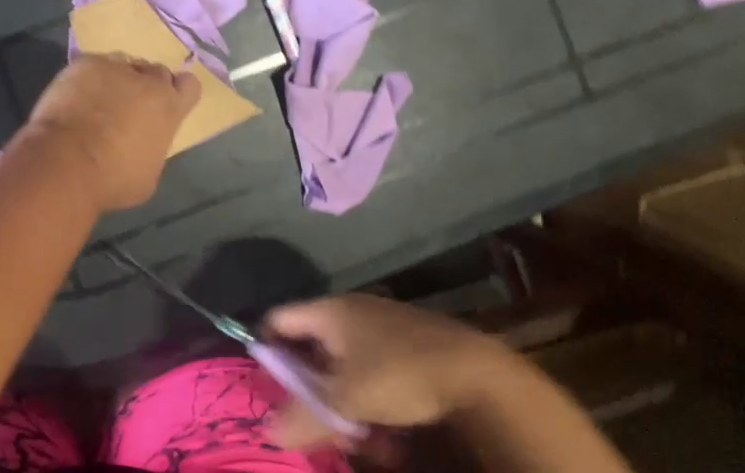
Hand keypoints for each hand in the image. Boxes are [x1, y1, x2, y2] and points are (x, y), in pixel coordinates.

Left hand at [15, 54, 199, 211]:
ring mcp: (114, 67)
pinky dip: (87, 78)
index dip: (177, 93)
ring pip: (123, 65)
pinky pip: (92, 65)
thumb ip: (154, 145)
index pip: (189, 85)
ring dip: (117, 79)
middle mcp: (146, 80)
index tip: (165, 105)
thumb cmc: (113, 178)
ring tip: (99, 101)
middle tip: (128, 107)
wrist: (67, 161)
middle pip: (155, 72)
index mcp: (168, 107)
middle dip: (145, 86)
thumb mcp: (149, 172)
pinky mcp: (84, 63)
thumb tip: (145, 140)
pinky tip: (76, 97)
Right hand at [263, 294, 506, 448]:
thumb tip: (269, 430)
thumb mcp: (346, 400)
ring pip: (348, 367)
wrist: (477, 373)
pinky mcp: (411, 345)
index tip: (268, 387)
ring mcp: (384, 326)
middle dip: (313, 389)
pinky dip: (374, 400)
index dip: (267, 350)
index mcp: (329, 310)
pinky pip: (376, 372)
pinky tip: (388, 431)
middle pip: (314, 348)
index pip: (279, 320)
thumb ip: (304, 416)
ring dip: (345, 402)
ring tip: (358, 435)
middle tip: (316, 422)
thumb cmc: (399, 375)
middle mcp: (352, 309)